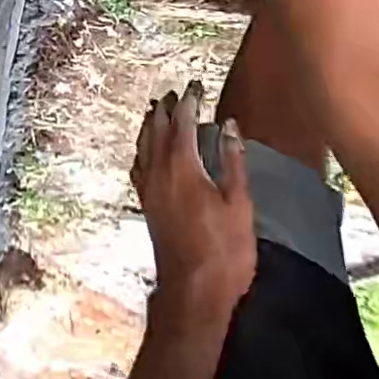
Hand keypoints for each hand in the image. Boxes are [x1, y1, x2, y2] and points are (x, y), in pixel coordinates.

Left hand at [131, 81, 256, 320]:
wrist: (192, 293)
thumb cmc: (224, 250)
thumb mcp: (239, 204)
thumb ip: (233, 161)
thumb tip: (228, 125)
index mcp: (182, 165)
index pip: (183, 121)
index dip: (189, 100)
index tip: (195, 85)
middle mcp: (158, 170)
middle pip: (157, 127)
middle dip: (167, 107)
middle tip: (177, 93)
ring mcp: (148, 187)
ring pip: (143, 143)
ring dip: (151, 122)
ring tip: (158, 109)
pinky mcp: (145, 202)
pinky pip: (139, 162)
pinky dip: (143, 146)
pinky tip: (147, 149)